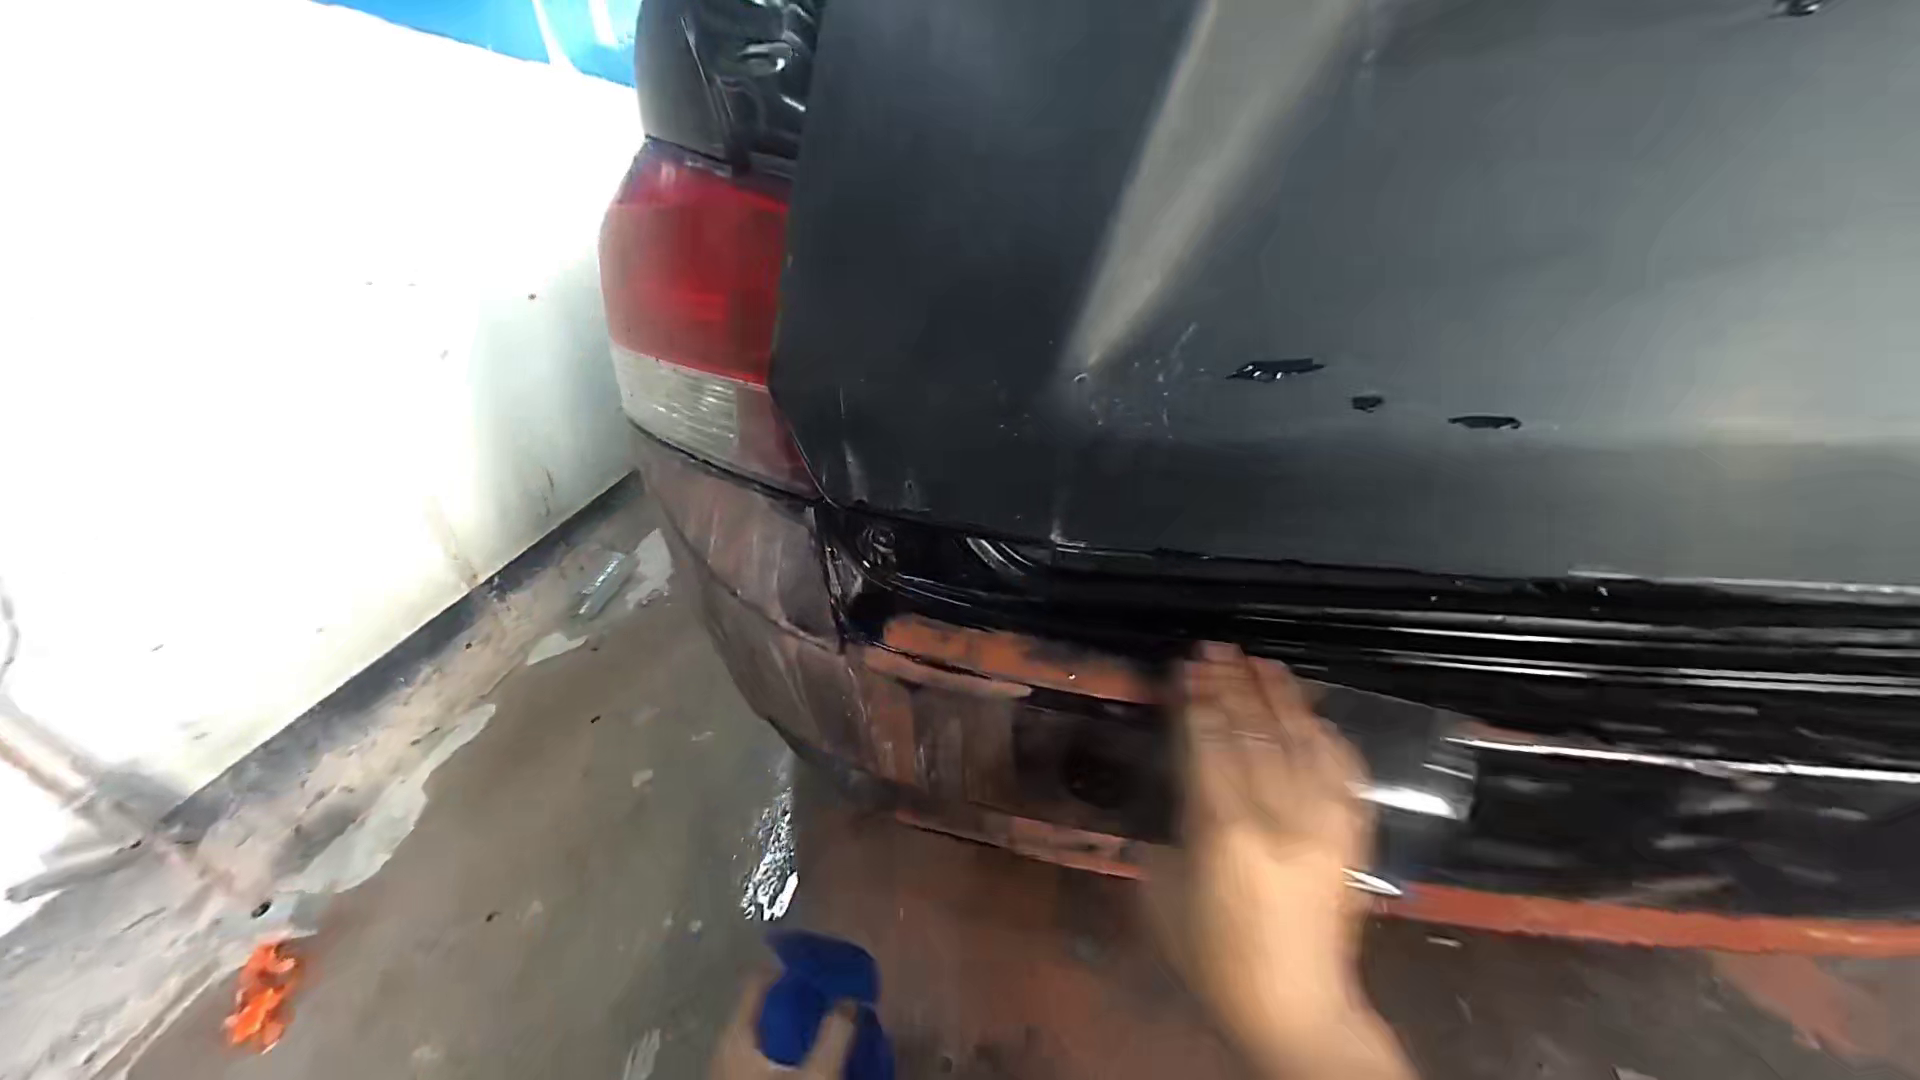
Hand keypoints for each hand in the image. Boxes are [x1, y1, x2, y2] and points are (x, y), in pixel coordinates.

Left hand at [709, 972, 857, 1078]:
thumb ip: (835, 1035)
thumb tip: (850, 1000)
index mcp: (736, 1039)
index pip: (758, 981)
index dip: (789, 968)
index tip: (820, 966)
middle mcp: (726, 1052)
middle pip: (763, 1008)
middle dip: (799, 1000)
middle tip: (831, 996)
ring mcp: (730, 1075)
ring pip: (765, 1037)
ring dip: (795, 1029)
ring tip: (828, 1025)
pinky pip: (763, 1060)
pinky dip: (787, 1052)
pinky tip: (811, 1060)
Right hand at [1149, 644, 1411, 1079]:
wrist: (1298, 1008)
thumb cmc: (1213, 954)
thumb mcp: (1164, 888)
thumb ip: (1174, 823)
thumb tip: (1183, 774)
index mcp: (1223, 829)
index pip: (1208, 741)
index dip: (1196, 697)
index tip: (1188, 664)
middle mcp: (1278, 815)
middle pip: (1252, 729)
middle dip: (1230, 682)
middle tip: (1216, 647)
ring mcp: (1324, 823)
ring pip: (1299, 739)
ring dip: (1277, 694)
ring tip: (1260, 659)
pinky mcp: (1352, 837)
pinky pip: (1342, 769)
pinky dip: (1324, 732)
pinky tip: (1309, 709)